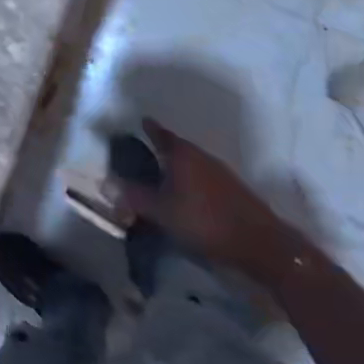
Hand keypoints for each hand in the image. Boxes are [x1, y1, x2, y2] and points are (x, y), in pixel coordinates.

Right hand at [117, 119, 297, 279]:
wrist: (256, 240)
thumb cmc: (204, 220)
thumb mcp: (162, 212)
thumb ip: (134, 198)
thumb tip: (107, 183)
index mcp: (183, 153)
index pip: (160, 133)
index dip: (148, 128)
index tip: (138, 122)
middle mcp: (200, 155)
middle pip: (174, 147)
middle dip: (157, 151)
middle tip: (139, 158)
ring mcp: (217, 171)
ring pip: (187, 164)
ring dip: (172, 170)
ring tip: (156, 182)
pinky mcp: (228, 189)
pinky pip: (198, 178)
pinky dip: (185, 183)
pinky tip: (180, 199)